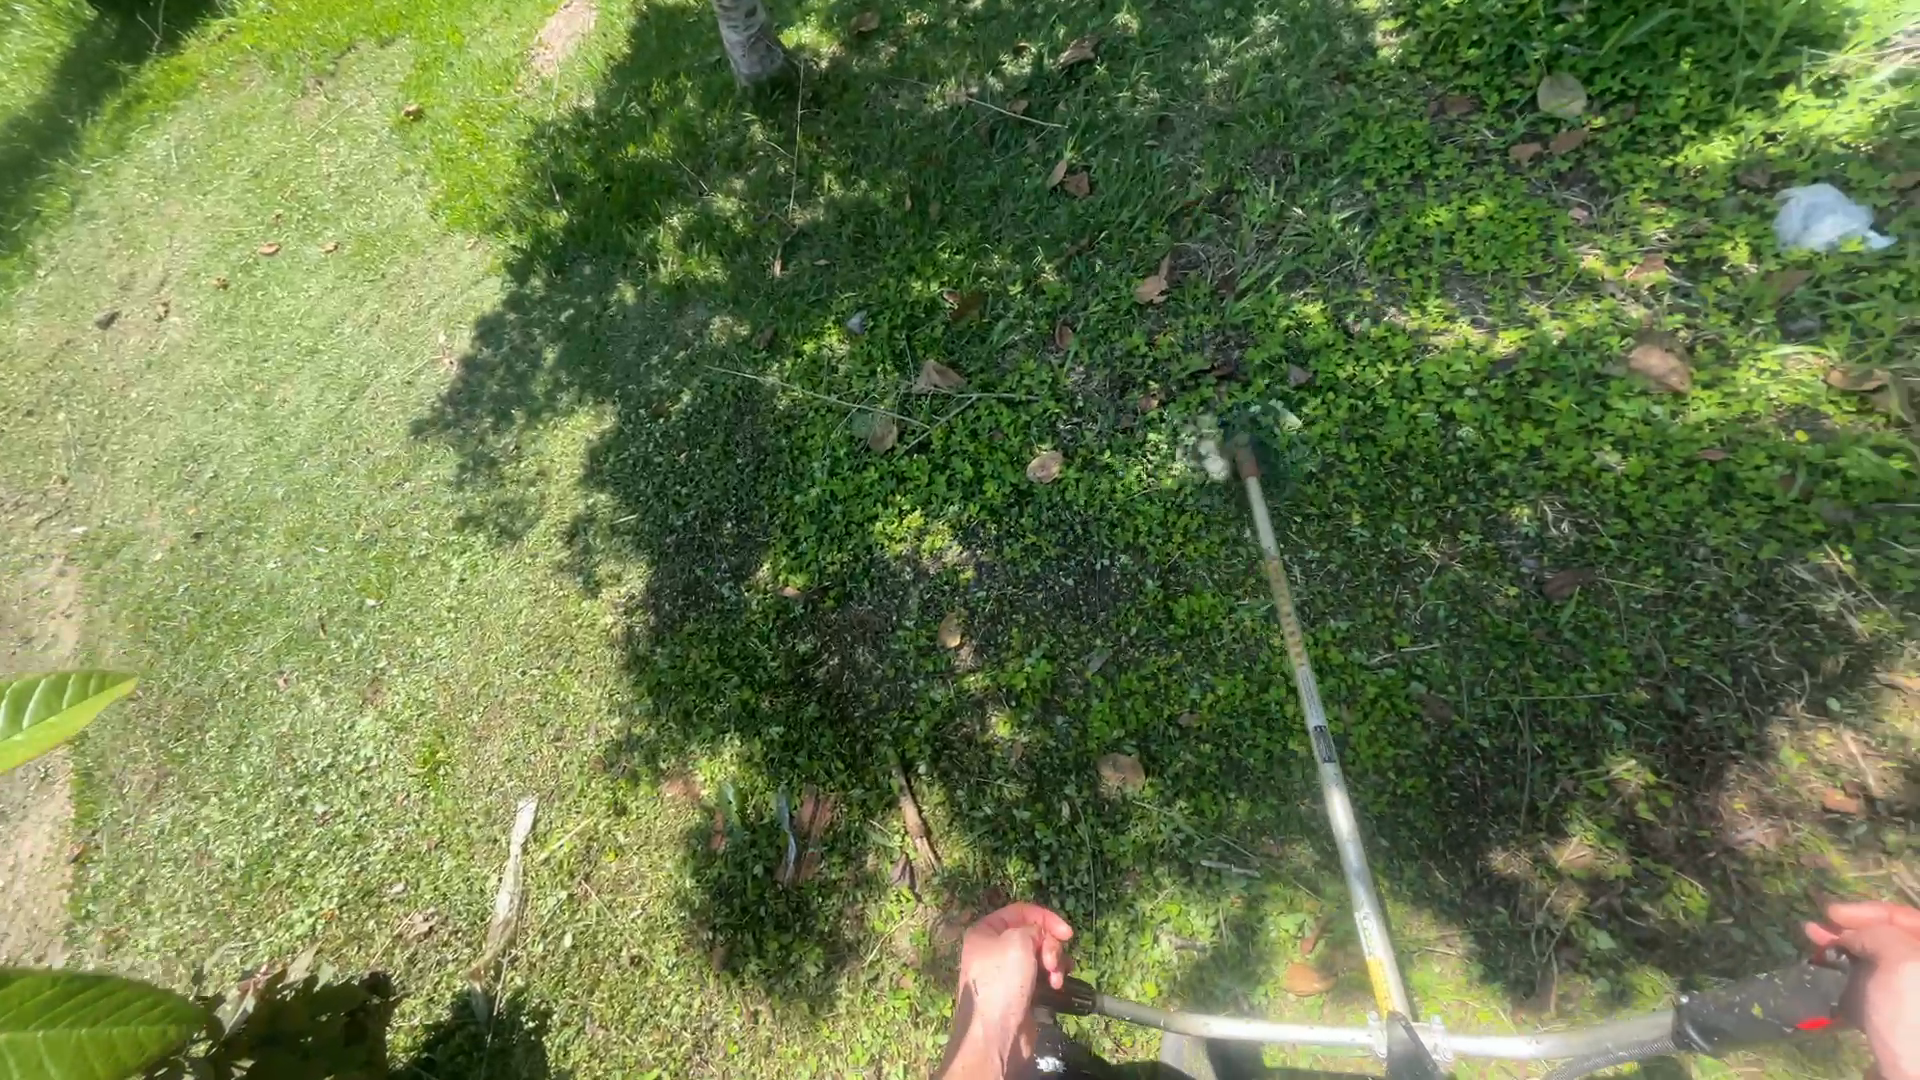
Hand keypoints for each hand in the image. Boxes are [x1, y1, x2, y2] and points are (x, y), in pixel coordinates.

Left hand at [935, 903, 1073, 1079]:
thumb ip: (1034, 929)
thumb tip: (1041, 937)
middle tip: (1053, 962)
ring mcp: (1008, 972)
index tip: (1067, 933)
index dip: (1046, 918)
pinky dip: (1052, 978)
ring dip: (1054, 963)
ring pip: (1040, 955)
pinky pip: (1042, 975)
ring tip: (1055, 978)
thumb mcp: (1018, 941)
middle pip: (1033, 934)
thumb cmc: (1002, 981)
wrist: (996, 1035)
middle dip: (1050, 946)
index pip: (1021, 911)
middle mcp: (995, 948)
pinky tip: (1056, 987)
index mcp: (986, 931)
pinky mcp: (1021, 992)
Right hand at [1806, 901, 1919, 1079]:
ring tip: (1813, 944)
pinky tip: (1827, 972)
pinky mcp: (1907, 1021)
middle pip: (1900, 939)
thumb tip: (1853, 935)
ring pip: (1886, 962)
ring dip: (1847, 949)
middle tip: (1819, 928)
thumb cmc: (1918, 1019)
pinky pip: (1880, 986)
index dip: (1875, 911)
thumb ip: (1880, 935)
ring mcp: (1918, 1000)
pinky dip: (1852, 974)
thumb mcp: (1903, 965)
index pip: (1915, 919)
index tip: (1832, 914)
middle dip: (1857, 929)